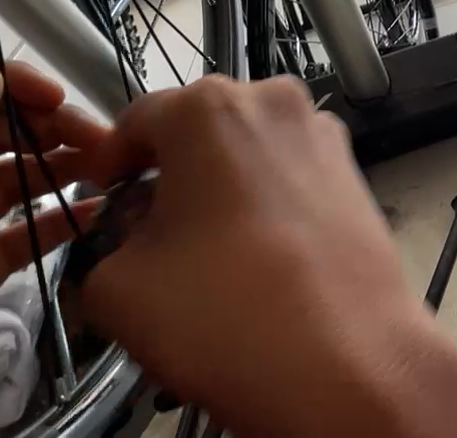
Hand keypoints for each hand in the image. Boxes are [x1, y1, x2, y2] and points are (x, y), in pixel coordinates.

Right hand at [80, 75, 456, 437]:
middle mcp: (270, 101)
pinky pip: (290, 168)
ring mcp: (318, 130)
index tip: (106, 196)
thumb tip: (127, 238)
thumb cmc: (230, 313)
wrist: (344, 355)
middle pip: (198, 128)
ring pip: (248, 146)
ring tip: (208, 250)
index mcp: (207, 108)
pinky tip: (259, 252)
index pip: (136, 120)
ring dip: (222, 183)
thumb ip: (105, 244)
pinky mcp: (351, 165)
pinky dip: (268, 195)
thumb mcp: (118, 287)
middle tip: (148, 230)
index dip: (111, 164)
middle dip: (170, 173)